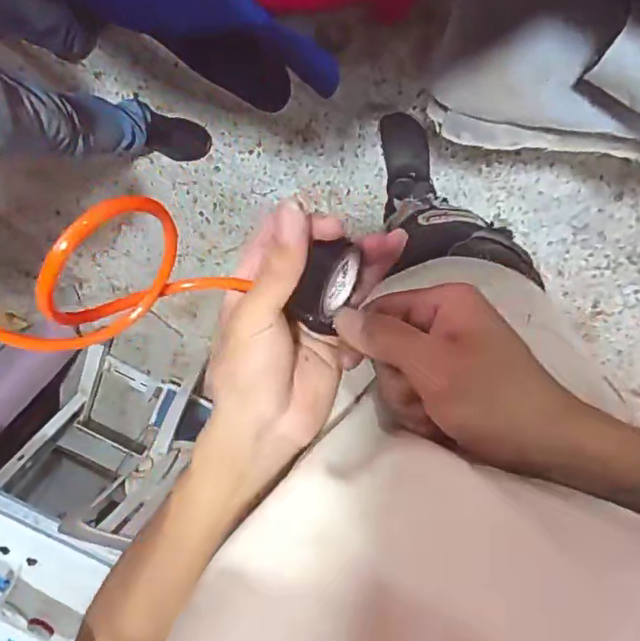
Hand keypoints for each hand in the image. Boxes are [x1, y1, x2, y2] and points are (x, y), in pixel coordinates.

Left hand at [200, 200, 403, 496]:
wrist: (266, 430)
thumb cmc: (247, 372)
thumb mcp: (256, 315)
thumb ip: (279, 266)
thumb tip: (292, 210)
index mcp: (252, 285)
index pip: (278, 240)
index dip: (302, 226)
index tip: (329, 226)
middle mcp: (282, 295)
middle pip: (315, 256)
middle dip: (341, 242)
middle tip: (365, 238)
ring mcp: (310, 316)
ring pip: (340, 279)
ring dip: (364, 262)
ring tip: (392, 244)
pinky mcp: (335, 337)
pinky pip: (355, 309)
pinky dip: (370, 295)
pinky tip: (387, 275)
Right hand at [334, 283, 620, 475]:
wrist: (543, 445)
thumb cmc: (492, 398)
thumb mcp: (432, 365)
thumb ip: (383, 338)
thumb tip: (339, 315)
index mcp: (446, 301)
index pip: (379, 308)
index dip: (362, 337)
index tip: (351, 366)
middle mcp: (444, 321)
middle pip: (384, 346)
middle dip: (397, 380)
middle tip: (423, 396)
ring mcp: (446, 355)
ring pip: (395, 376)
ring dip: (408, 401)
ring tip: (437, 413)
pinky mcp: (447, 383)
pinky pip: (411, 394)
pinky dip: (420, 412)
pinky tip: (442, 422)